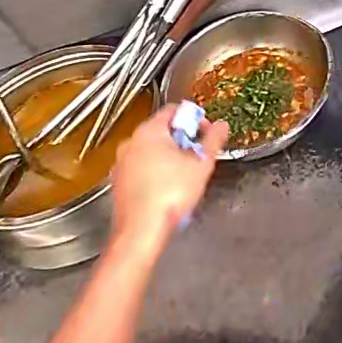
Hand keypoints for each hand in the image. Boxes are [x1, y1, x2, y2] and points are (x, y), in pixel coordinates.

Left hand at [108, 104, 229, 253]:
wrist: (141, 232)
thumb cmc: (169, 196)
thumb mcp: (202, 164)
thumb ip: (214, 139)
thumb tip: (222, 126)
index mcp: (150, 131)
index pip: (173, 110)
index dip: (194, 117)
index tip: (205, 131)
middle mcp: (131, 142)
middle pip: (162, 129)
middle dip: (183, 138)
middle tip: (199, 153)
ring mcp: (121, 162)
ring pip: (150, 148)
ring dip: (170, 154)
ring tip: (187, 172)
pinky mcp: (119, 181)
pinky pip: (141, 166)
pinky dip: (156, 169)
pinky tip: (169, 186)